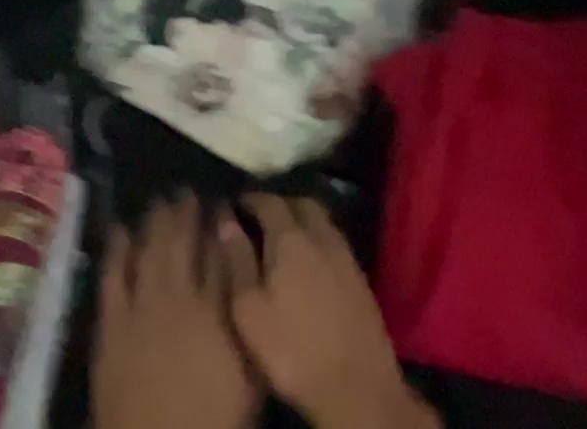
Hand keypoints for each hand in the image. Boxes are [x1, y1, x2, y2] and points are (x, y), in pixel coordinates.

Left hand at [93, 195, 262, 428]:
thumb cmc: (212, 416)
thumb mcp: (247, 374)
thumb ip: (247, 324)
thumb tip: (248, 286)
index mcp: (216, 310)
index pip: (219, 254)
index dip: (219, 226)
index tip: (219, 203)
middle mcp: (179, 297)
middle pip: (182, 243)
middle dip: (185, 214)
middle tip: (186, 191)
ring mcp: (141, 306)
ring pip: (149, 250)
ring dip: (154, 223)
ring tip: (159, 201)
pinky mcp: (112, 321)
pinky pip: (114, 274)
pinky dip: (117, 248)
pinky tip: (120, 229)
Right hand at [219, 195, 437, 428]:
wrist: (355, 386)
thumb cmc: (291, 347)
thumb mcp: (248, 308)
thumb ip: (236, 259)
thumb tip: (225, 220)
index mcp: (290, 239)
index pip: (269, 201)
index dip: (250, 199)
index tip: (234, 205)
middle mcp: (322, 237)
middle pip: (302, 203)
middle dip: (280, 204)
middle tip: (259, 218)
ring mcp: (346, 257)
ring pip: (323, 222)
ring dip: (302, 220)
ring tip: (282, 239)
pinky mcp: (361, 279)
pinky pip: (335, 243)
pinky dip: (318, 241)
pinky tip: (309, 263)